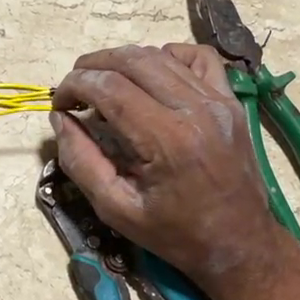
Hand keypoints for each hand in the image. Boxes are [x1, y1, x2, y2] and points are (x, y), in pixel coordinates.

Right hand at [50, 44, 296, 280]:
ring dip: (122, 61)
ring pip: (160, 55)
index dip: (75, 86)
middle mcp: (194, 110)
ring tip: (103, 83)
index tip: (59, 104)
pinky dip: (167, 56)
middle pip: (132, 61)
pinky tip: (150, 76)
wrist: (240, 243)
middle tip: (73, 89)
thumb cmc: (175, 233)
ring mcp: (218, 101)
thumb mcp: (115, 209)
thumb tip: (60, 119)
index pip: (109, 88)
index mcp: (166, 140)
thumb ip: (80, 161)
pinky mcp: (230, 100)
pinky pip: (198, 57)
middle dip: (91, 66)